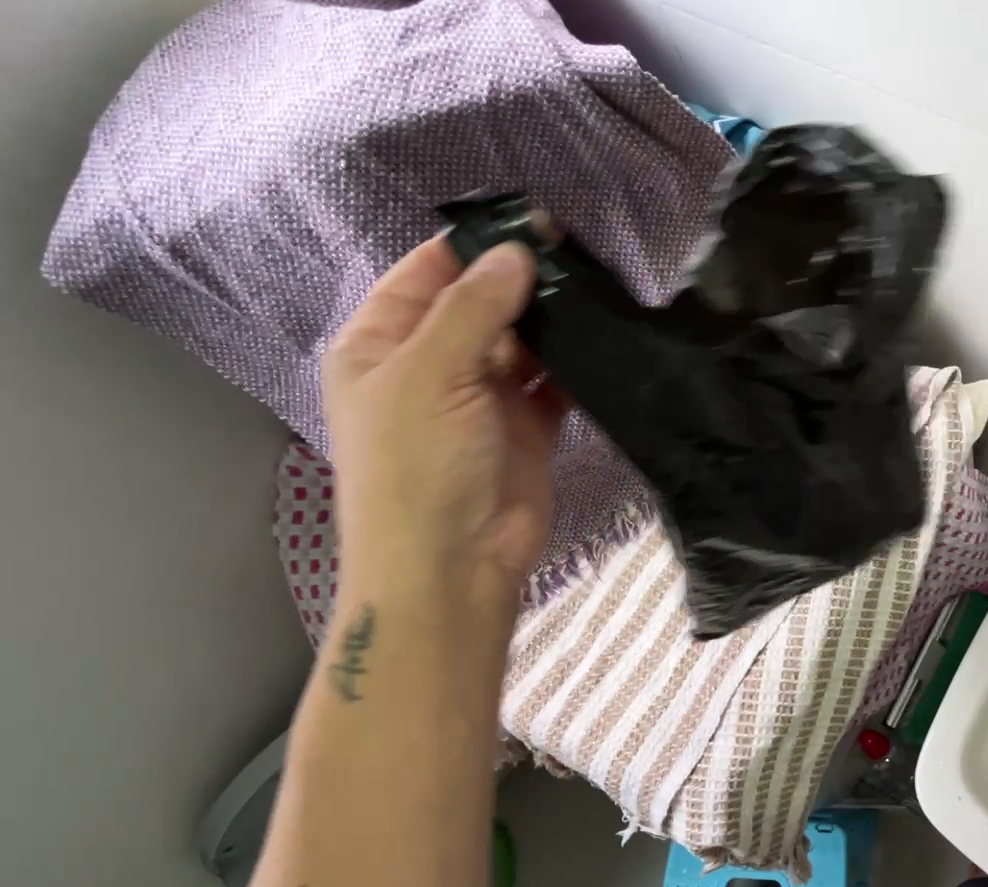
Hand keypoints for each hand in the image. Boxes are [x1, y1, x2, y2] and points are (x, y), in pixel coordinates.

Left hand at [321, 237, 567, 622]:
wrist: (455, 560)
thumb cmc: (419, 464)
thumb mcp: (430, 373)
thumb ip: (475, 309)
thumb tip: (518, 253)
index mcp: (383, 344)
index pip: (427, 275)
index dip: (476, 248)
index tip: (534, 226)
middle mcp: (431, 365)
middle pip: (480, 306)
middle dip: (523, 283)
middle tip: (582, 257)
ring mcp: (483, 399)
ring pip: (522, 344)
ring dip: (553, 324)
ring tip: (600, 293)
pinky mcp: (528, 430)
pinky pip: (553, 385)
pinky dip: (575, 367)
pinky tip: (604, 344)